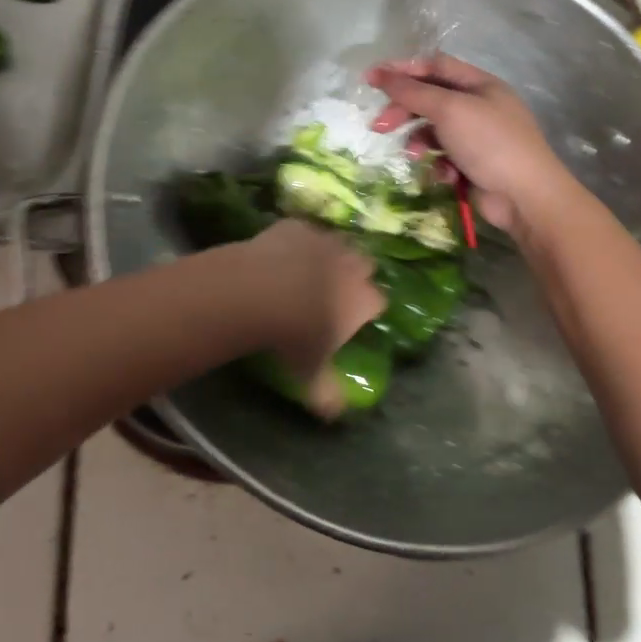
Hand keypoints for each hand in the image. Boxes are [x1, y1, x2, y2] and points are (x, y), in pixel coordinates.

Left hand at [239, 220, 384, 418]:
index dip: (367, 307)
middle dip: (353, 273)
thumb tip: (333, 416)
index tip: (355, 316)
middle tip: (332, 289)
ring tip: (307, 267)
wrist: (262, 290)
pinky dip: (296, 239)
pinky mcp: (297, 226)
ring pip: (336, 242)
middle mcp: (352, 266)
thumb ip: (326, 393)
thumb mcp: (310, 373)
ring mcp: (325, 241)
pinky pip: (303, 230)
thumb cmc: (294, 336)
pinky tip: (280, 251)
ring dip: (327, 253)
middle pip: (363, 265)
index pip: (378, 301)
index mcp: (363, 300)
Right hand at [366, 55, 573, 233]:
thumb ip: (413, 91)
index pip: (434, 66)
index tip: (371, 79)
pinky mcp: (472, 164)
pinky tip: (443, 174)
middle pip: (430, 98)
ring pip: (433, 130)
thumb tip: (380, 74)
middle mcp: (479, 106)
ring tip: (416, 156)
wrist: (524, 195)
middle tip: (379, 125)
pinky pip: (443, 156)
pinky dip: (437, 163)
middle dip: (404, 110)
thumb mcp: (449, 110)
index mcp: (479, 84)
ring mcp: (476, 136)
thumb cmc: (489, 143)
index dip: (402, 70)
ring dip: (419, 140)